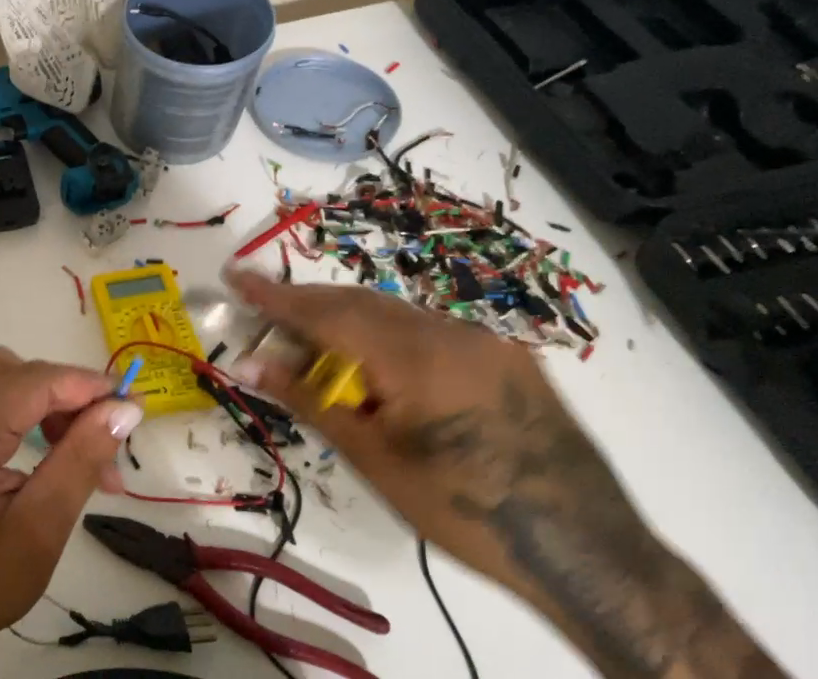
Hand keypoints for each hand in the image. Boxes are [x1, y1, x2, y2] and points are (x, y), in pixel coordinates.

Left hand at [0, 347, 141, 677]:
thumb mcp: (42, 524)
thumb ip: (81, 458)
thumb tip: (124, 409)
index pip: (34, 380)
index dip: (87, 384)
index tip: (135, 404)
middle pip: (17, 372)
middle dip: (69, 400)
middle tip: (108, 453)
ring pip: (1, 375)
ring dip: (45, 400)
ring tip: (78, 451)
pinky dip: (21, 408)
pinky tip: (47, 447)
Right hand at [225, 270, 787, 678]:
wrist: (589, 550)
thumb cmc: (462, 509)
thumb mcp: (373, 457)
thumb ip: (309, 399)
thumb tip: (248, 363)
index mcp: (414, 357)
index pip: (326, 312)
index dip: (275, 295)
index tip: (235, 274)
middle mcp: (451, 333)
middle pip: (359, 303)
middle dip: (308, 305)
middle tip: (265, 313)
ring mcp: (487, 343)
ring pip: (396, 314)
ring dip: (347, 320)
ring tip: (314, 346)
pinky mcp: (510, 359)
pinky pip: (432, 331)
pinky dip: (390, 335)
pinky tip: (378, 365)